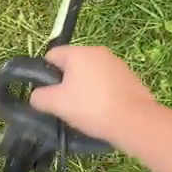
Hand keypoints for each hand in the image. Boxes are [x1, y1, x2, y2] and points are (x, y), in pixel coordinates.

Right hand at [29, 45, 161, 146]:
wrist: (134, 121)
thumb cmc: (91, 107)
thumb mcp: (56, 104)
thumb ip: (39, 97)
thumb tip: (37, 95)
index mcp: (78, 52)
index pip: (51, 55)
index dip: (44, 74)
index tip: (48, 94)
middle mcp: (97, 51)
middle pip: (72, 64)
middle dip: (66, 82)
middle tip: (65, 105)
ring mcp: (116, 63)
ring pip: (90, 74)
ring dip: (85, 88)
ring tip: (86, 111)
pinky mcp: (129, 77)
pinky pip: (107, 82)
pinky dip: (102, 93)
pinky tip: (103, 111)